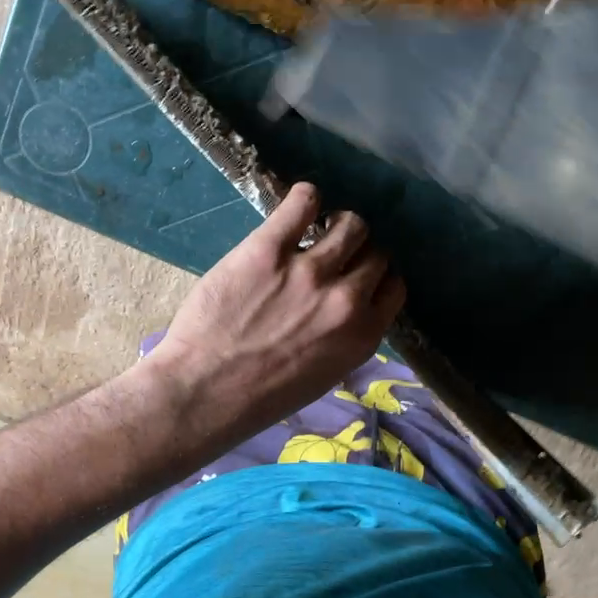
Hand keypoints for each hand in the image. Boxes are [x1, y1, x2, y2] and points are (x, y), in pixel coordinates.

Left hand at [143, 182, 405, 432]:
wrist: (204, 392)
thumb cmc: (259, 398)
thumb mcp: (321, 376)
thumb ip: (343, 338)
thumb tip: (346, 306)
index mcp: (362, 336)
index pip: (393, 287)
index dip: (378, 277)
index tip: (360, 275)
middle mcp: (346, 300)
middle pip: (376, 253)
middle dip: (359, 251)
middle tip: (334, 253)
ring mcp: (309, 271)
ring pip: (350, 224)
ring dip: (339, 224)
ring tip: (317, 228)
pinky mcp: (269, 249)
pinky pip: (304, 202)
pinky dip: (306, 199)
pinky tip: (298, 207)